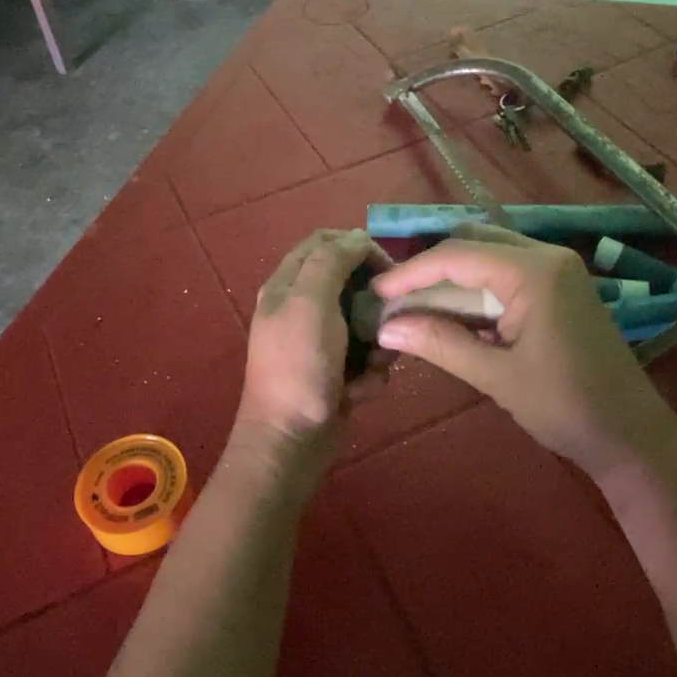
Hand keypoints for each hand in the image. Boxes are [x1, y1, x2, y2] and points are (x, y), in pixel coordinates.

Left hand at [235, 229, 386, 467]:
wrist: (291, 440)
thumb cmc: (299, 367)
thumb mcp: (310, 303)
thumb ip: (331, 262)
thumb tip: (357, 236)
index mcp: (287, 285)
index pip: (326, 242)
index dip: (358, 248)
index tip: (386, 269)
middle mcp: (302, 308)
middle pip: (353, 284)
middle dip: (376, 304)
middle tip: (389, 319)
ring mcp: (321, 343)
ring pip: (368, 323)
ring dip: (378, 343)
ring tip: (373, 363)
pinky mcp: (337, 372)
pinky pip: (368, 358)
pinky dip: (370, 374)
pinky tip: (360, 390)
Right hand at [373, 224, 676, 477]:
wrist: (630, 434)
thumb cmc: (565, 406)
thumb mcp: (496, 376)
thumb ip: (440, 343)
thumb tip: (385, 329)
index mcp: (534, 271)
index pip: (457, 256)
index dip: (411, 272)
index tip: (374, 292)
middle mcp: (546, 257)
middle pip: (472, 245)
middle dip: (429, 271)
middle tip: (392, 302)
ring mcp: (556, 271)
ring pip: (487, 258)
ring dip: (450, 282)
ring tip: (411, 310)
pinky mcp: (558, 290)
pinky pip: (505, 276)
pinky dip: (475, 293)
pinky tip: (448, 317)